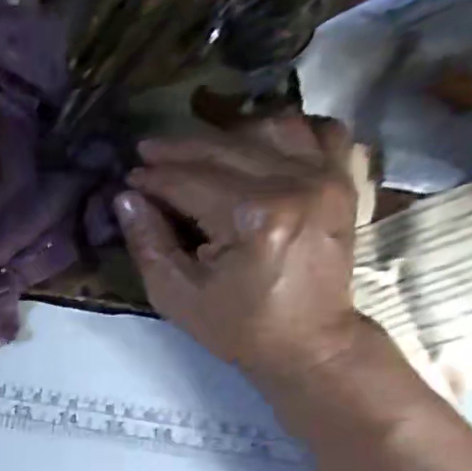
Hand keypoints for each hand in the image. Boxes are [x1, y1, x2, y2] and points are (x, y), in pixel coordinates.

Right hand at [115, 116, 367, 381]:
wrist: (310, 343)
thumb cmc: (239, 326)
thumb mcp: (177, 295)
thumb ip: (149, 243)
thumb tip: (126, 198)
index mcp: (256, 217)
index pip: (190, 181)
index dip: (153, 177)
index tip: (127, 177)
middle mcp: (297, 183)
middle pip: (226, 148)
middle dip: (180, 149)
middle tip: (147, 152)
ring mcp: (328, 176)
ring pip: (271, 127)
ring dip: (229, 135)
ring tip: (200, 152)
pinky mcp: (345, 180)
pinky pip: (320, 131)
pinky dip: (289, 131)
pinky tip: (259, 147)